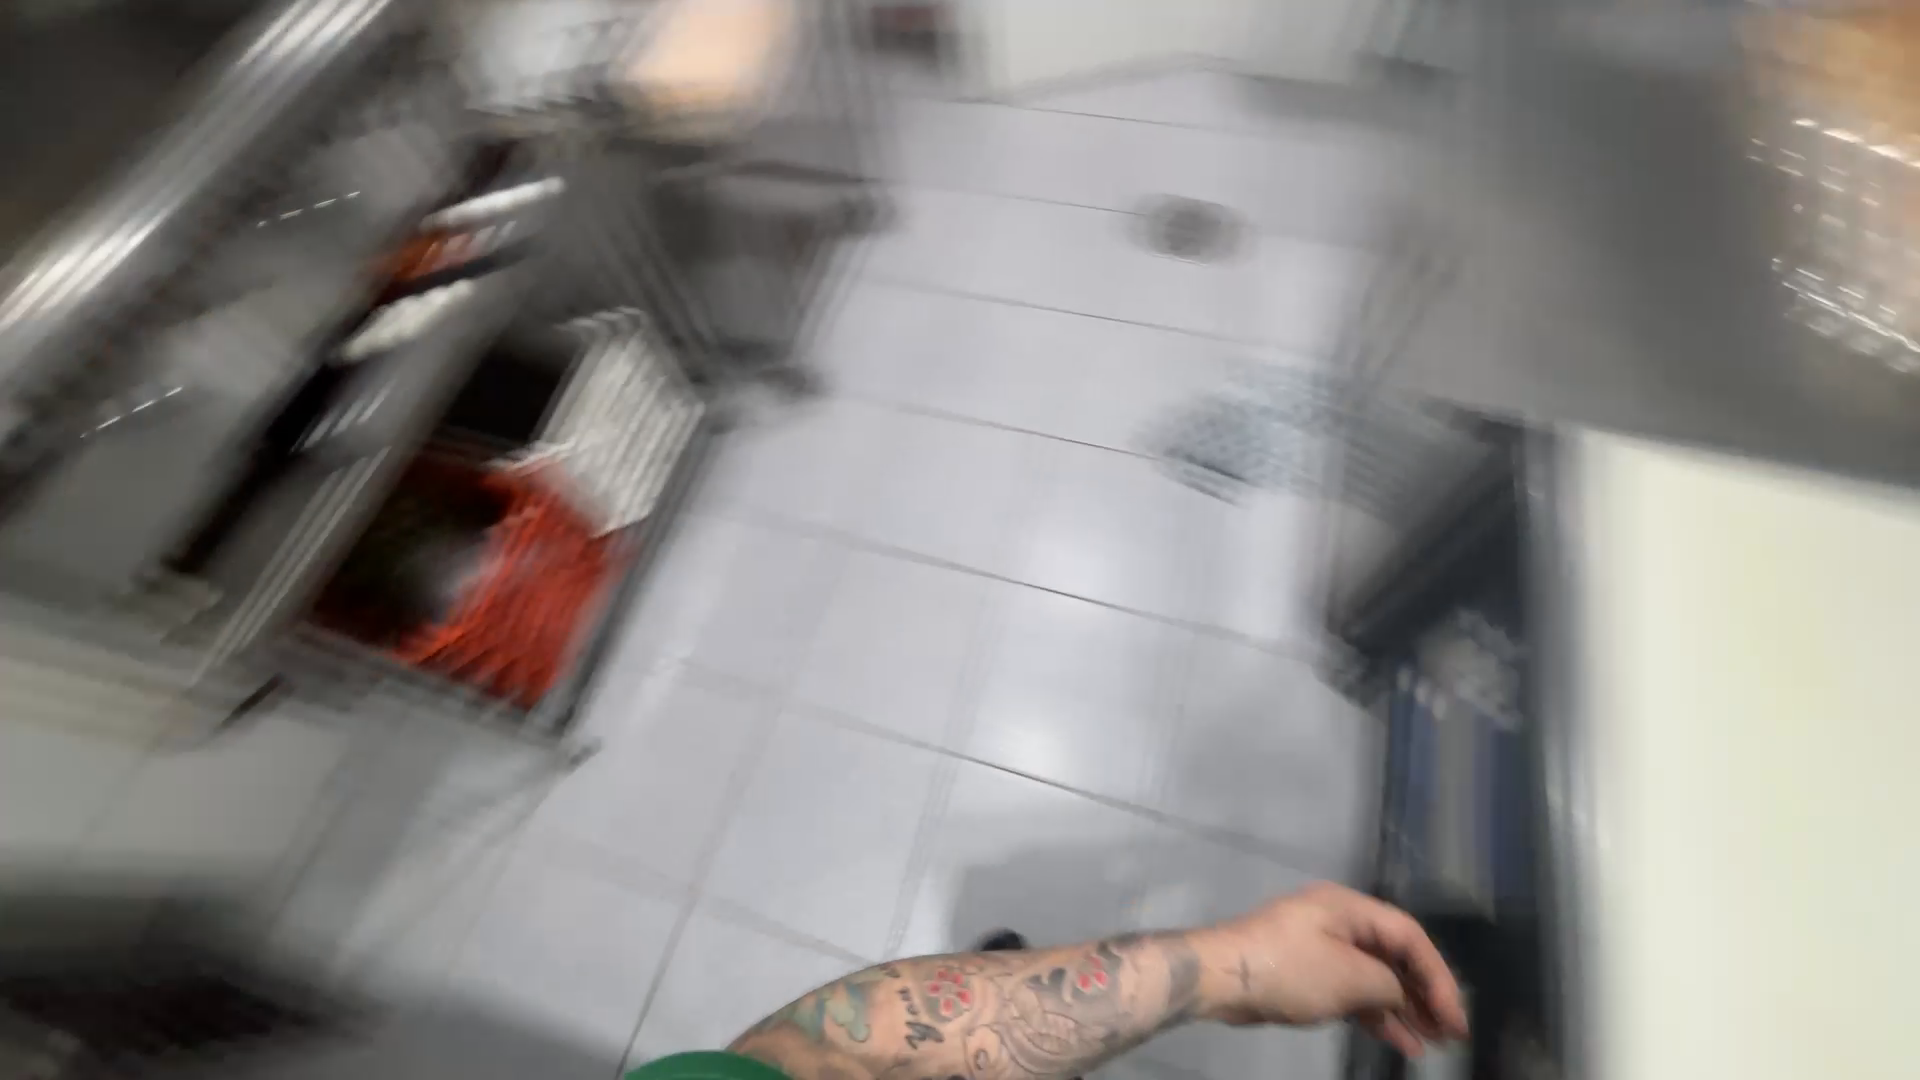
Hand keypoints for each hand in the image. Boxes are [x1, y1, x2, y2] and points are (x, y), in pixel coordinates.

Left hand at [1192, 882, 1469, 1056]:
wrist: (1225, 976)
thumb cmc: (1289, 968)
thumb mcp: (1350, 977)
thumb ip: (1389, 983)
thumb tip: (1400, 992)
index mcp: (1346, 906)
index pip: (1408, 934)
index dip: (1438, 976)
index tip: (1455, 1019)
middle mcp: (1336, 919)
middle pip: (1392, 953)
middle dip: (1423, 992)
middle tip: (1449, 1034)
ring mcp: (1320, 944)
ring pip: (1374, 973)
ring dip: (1403, 1006)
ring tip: (1430, 1044)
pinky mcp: (1307, 969)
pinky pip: (1353, 987)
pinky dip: (1375, 1011)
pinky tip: (1399, 1041)